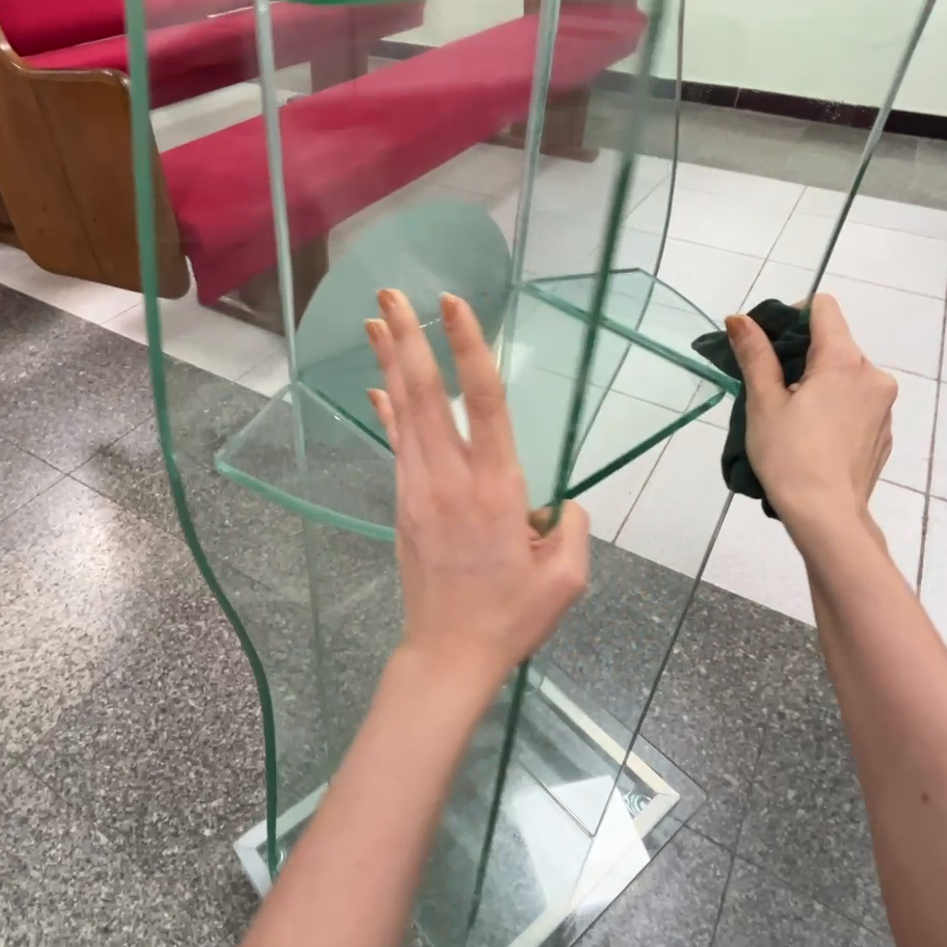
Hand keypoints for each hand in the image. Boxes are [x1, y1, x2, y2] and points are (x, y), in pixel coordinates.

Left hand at [363, 289, 590, 690]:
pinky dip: (388, 411)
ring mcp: (418, 489)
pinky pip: (395, 445)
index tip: (452, 304)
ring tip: (374, 321)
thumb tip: (561, 503)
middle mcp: (451, 478)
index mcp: (498, 488)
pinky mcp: (402, 504)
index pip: (483, 401)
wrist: (447, 652)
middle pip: (426, 393)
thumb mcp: (567, 577)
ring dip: (390, 363)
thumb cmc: (511, 617)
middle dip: (408, 338)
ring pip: (403, 413)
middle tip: (389, 294)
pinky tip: (378, 388)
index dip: (467, 347)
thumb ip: (572, 528)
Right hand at [727, 294, 896, 528]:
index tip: (766, 344)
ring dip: (817, 383)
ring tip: (789, 417)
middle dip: (800, 356)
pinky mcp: (883, 432)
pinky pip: (855, 403)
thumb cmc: (788, 455)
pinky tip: (811, 437)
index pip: (824, 309)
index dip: (791, 316)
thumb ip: (755, 354)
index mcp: (844, 362)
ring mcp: (884, 405)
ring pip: (845, 375)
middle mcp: (874, 375)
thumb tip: (740, 319)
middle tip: (768, 387)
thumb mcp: (763, 402)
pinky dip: (833, 407)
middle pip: (835, 344)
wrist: (826, 514)